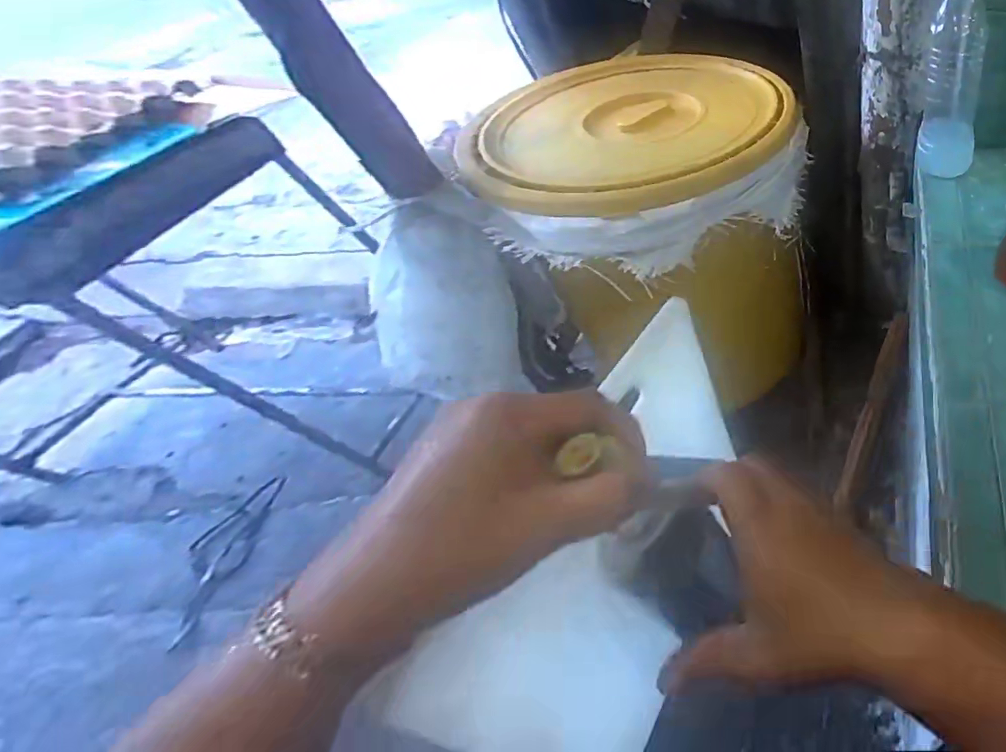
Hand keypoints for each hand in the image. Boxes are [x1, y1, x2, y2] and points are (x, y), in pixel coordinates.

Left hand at [284, 391, 644, 663]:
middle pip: (566, 419)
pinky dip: (532, 474)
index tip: (638, 478)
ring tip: (563, 511)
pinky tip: (521, 512)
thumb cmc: (461, 551)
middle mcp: (483, 404)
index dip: (627, 437)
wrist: (357, 600)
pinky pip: (508, 450)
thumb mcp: (551, 525)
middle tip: (601, 499)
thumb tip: (648, 481)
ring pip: (538, 437)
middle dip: (595, 457)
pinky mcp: (440, 453)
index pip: (594, 404)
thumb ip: (613, 495)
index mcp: (509, 409)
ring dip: (565, 468)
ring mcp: (456, 427)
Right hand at [659, 458, 930, 692]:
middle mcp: (789, 503)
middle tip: (703, 507)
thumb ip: (707, 659)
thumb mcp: (755, 655)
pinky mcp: (839, 517)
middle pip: (754, 464)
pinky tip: (776, 538)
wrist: (889, 619)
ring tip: (735, 522)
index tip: (678, 497)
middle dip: (726, 475)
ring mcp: (818, 506)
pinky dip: (780, 497)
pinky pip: (800, 491)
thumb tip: (665, 678)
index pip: (727, 475)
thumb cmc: (816, 632)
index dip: (700, 477)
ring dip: (755, 484)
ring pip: (781, 474)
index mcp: (761, 524)